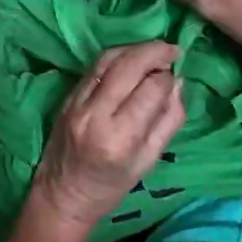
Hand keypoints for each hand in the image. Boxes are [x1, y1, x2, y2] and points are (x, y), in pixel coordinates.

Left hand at [29, 42, 185, 231]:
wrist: (62, 192)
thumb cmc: (111, 185)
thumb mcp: (149, 160)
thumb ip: (169, 119)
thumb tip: (178, 82)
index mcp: (120, 137)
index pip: (151, 90)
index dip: (167, 78)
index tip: (175, 79)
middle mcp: (96, 114)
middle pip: (129, 65)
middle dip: (154, 52)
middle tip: (172, 51)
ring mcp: (78, 101)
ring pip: (109, 58)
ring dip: (135, 49)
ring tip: (153, 52)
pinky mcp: (68, 95)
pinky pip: (95, 65)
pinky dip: (116, 56)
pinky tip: (130, 58)